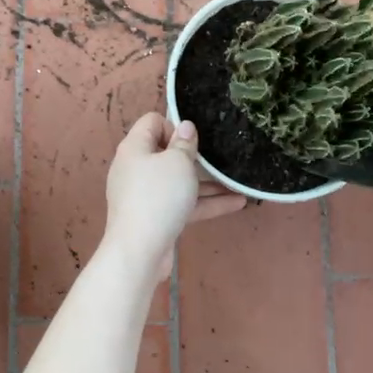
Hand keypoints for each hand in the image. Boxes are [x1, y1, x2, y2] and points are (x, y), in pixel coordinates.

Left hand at [101, 113, 246, 275]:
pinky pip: (181, 204)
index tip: (195, 141)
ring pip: (179, 182)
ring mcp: (145, 195)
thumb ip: (184, 143)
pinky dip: (205, 203)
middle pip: (167, 153)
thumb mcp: (178, 163)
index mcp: (135, 148)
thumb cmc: (159, 196)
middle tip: (221, 158)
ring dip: (207, 183)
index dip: (174, 126)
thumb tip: (184, 127)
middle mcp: (136, 168)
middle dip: (196, 157)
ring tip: (238, 182)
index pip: (152, 122)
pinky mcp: (155, 217)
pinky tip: (236, 203)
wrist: (139, 250)